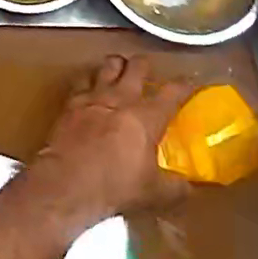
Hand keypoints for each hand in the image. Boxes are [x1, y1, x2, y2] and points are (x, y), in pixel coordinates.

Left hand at [15, 55, 194, 234]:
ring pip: (108, 65)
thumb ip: (175, 187)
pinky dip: (89, 80)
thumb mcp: (153, 193)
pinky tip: (89, 87)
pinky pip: (82, 80)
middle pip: (137, 66)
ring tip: (119, 70)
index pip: (172, 92)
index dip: (184, 84)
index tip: (190, 81)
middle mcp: (122, 98)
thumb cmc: (115, 185)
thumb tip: (187, 187)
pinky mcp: (71, 102)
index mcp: (147, 116)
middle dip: (145, 66)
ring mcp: (94, 96)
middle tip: (147, 71)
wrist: (67, 182)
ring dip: (116, 65)